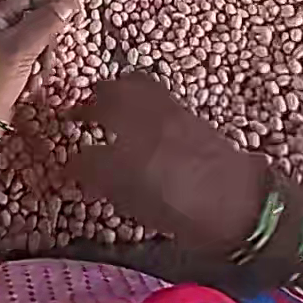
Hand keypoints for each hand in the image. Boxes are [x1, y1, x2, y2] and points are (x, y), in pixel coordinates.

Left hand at [0, 0, 75, 124]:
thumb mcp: (21, 47)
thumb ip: (46, 22)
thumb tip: (69, 5)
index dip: (52, 0)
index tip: (75, 9)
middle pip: (36, 23)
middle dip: (47, 41)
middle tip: (47, 55)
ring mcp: (0, 53)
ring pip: (37, 47)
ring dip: (42, 62)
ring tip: (35, 77)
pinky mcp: (6, 74)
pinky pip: (31, 66)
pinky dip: (35, 76)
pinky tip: (29, 88)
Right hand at [73, 72, 268, 251]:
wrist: (239, 202)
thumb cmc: (188, 216)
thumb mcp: (141, 210)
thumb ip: (109, 186)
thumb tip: (84, 171)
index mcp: (131, 165)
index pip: (86, 158)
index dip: (71, 163)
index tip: (63, 166)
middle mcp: (145, 131)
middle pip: (105, 103)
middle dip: (85, 108)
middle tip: (75, 115)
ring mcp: (165, 113)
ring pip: (128, 86)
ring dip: (110, 90)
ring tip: (101, 98)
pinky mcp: (181, 108)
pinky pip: (149, 87)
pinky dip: (133, 88)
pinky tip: (132, 103)